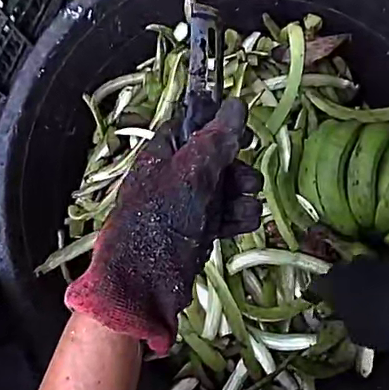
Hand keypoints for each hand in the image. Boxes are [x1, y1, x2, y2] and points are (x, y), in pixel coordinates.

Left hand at [65, 97, 261, 352]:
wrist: (143, 284)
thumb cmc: (159, 222)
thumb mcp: (190, 174)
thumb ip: (216, 139)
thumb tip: (237, 105)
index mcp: (163, 153)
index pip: (194, 124)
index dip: (221, 125)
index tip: (244, 133)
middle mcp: (176, 175)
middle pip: (219, 158)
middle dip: (238, 169)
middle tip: (245, 179)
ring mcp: (188, 205)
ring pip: (228, 188)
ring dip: (242, 196)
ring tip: (241, 206)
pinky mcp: (200, 230)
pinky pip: (227, 214)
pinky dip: (237, 218)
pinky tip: (240, 224)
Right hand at [313, 258, 388, 354]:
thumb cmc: (377, 328)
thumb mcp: (355, 331)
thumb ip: (348, 318)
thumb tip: (349, 318)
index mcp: (335, 283)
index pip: (321, 284)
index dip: (322, 291)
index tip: (323, 298)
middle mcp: (352, 268)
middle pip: (344, 272)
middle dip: (345, 282)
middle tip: (348, 296)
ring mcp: (376, 264)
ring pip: (365, 269)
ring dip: (366, 280)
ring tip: (371, 295)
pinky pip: (385, 272)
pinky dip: (385, 281)